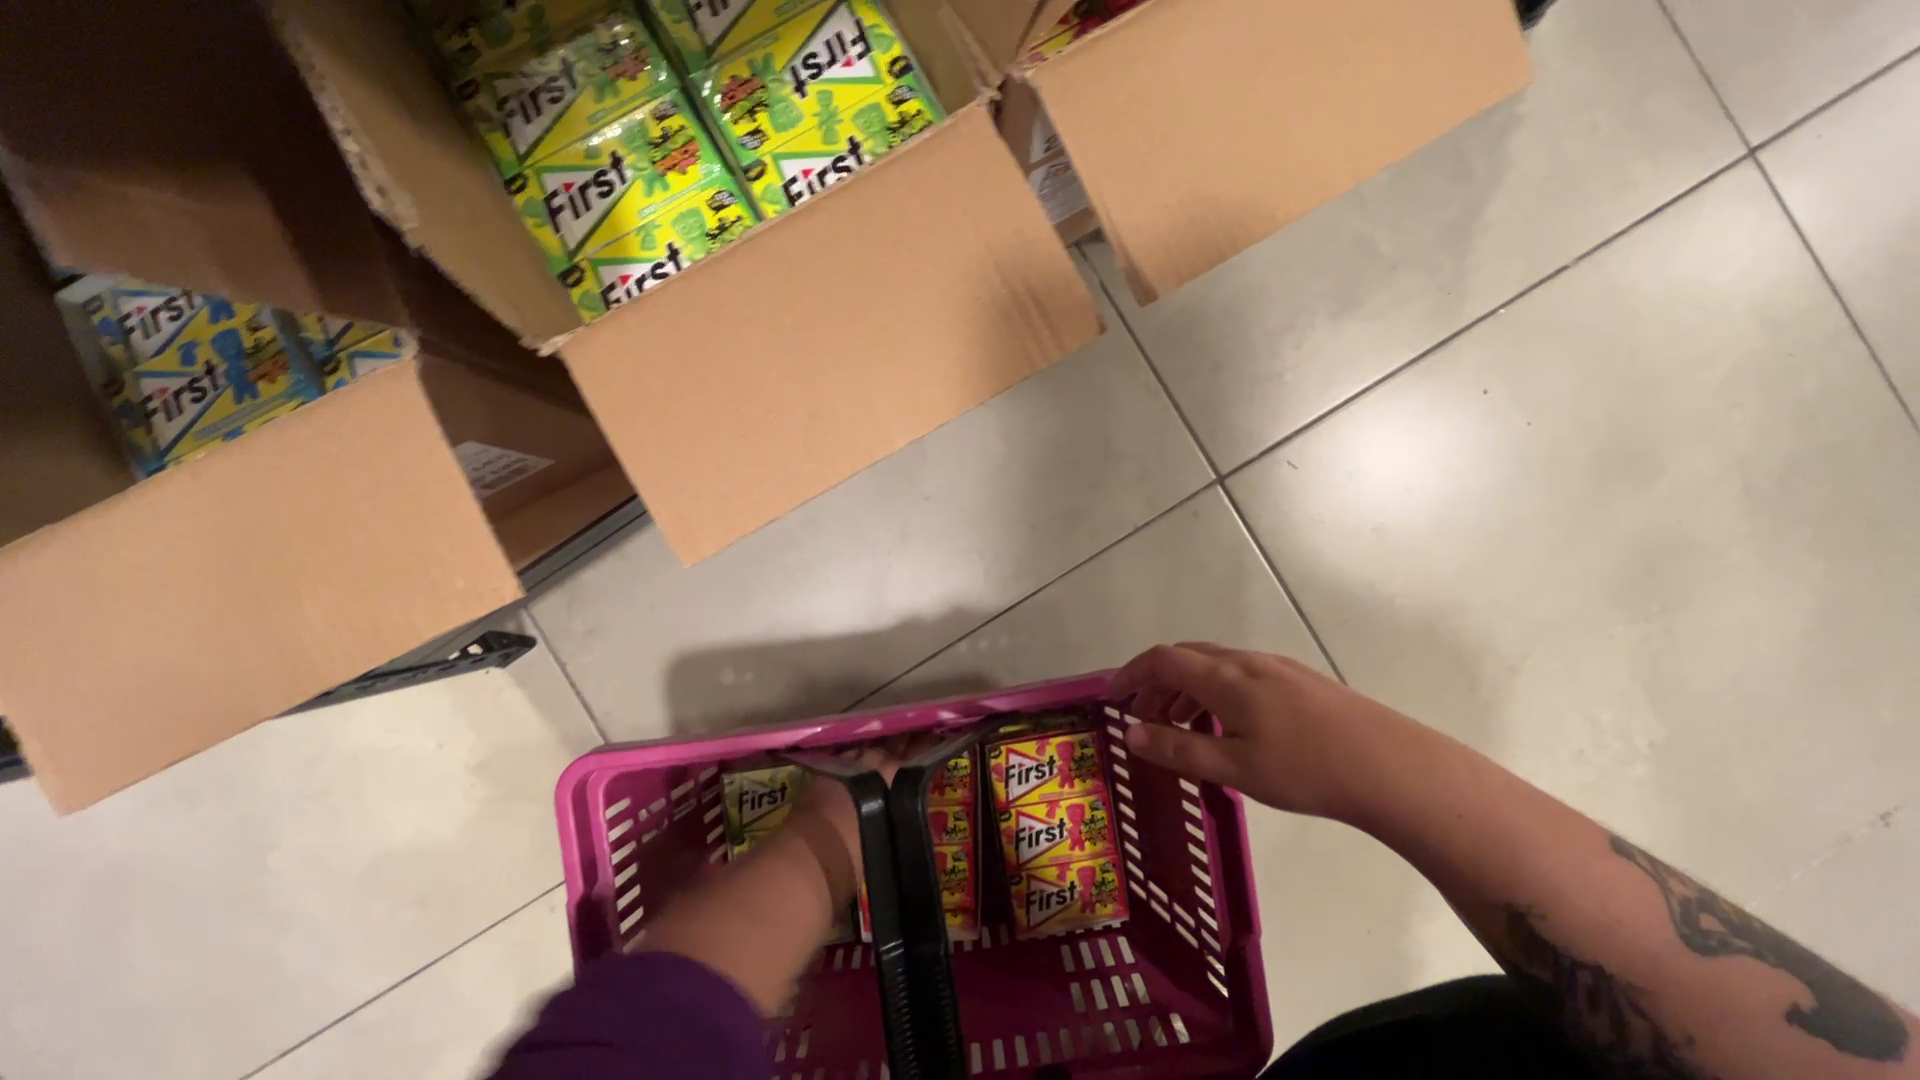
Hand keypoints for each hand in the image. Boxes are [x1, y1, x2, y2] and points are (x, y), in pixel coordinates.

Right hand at [1110, 643, 1429, 821]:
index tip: (1111, 699)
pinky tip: (1228, 728)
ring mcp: (1278, 668)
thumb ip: (1178, 749)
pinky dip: (1216, 693)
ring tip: (1180, 728)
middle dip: (1156, 682)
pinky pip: (1241, 675)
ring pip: (1216, 666)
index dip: (1131, 674)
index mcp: (1226, 678)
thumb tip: (1131, 734)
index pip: (1163, 659)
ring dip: (1187, 689)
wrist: (1393, 767)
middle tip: (1142, 718)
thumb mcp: (1234, 769)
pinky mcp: (1301, 682)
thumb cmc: (1306, 770)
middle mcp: (1248, 662)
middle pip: (1188, 656)